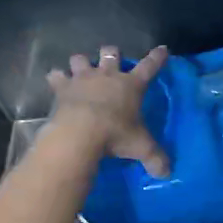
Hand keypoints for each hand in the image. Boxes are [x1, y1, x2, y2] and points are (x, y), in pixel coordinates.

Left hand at [46, 45, 171, 177]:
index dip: (157, 58)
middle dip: (111, 54)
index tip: (162, 49)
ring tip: (80, 70)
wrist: (81, 132)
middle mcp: (107, 75)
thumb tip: (166, 173)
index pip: (149, 67)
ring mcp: (83, 78)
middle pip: (111, 53)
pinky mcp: (63, 87)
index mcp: (131, 85)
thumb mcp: (141, 147)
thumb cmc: (115, 134)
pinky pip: (56, 76)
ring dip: (81, 63)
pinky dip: (56, 79)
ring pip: (80, 59)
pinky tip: (56, 83)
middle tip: (110, 61)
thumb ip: (155, 158)